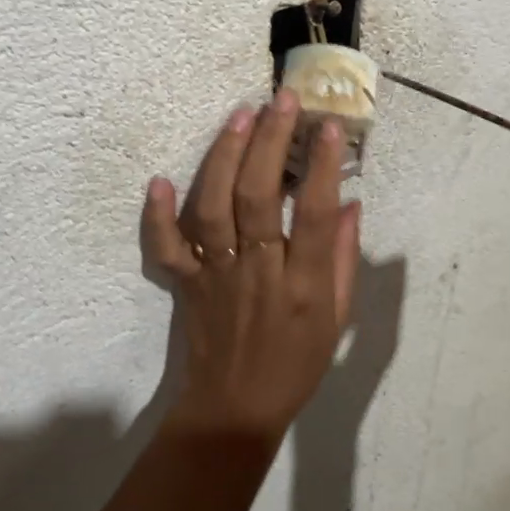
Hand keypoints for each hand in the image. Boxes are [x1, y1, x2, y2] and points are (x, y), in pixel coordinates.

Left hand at [142, 88, 362, 438]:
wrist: (234, 409)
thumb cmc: (295, 363)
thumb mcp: (338, 319)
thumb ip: (346, 260)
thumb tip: (352, 202)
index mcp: (304, 285)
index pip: (316, 215)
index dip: (324, 166)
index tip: (328, 125)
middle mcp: (259, 272)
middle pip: (259, 197)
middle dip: (271, 142)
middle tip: (282, 100)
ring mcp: (216, 275)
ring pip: (214, 207)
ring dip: (224, 156)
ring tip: (241, 115)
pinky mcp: (185, 282)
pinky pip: (165, 247)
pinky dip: (157, 215)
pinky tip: (158, 180)